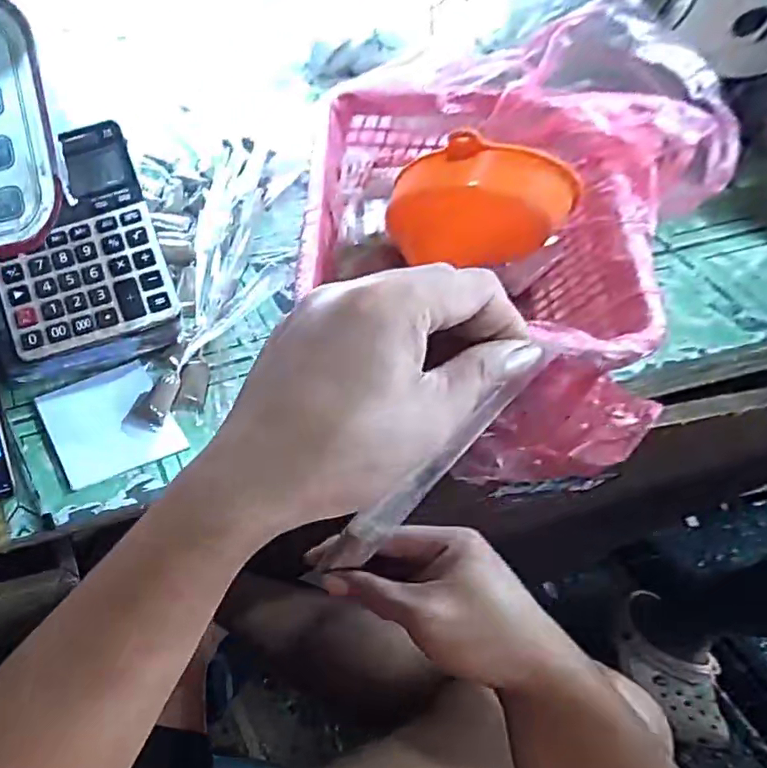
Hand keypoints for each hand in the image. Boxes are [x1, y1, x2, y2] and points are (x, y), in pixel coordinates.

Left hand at [176, 265, 537, 536]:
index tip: (514, 366)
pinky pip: (345, 326)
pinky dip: (374, 344)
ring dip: (416, 338)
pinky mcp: (284, 338)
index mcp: (386, 298)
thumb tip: (519, 349)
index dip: (506, 323)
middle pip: (424, 290)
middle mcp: (341, 289)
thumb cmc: (343, 455)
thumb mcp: (431, 419)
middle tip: (473, 381)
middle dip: (460, 329)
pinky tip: (375, 387)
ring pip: (382, 307)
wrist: (247, 481)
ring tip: (427, 388)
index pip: (472, 286)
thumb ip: (483, 373)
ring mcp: (306, 312)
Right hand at [313, 526, 589, 691]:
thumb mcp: (420, 611)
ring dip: (368, 578)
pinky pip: (410, 585)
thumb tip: (329, 577)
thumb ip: (373, 590)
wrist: (540, 674)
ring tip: (333, 586)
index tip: (312, 559)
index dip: (346, 546)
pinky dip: (385, 591)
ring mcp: (454, 572)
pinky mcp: (454, 594)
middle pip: (390, 550)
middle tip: (317, 573)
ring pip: (398, 569)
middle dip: (355, 561)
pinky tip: (364, 598)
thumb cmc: (481, 635)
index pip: (385, 535)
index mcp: (450, 541)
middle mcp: (452, 549)